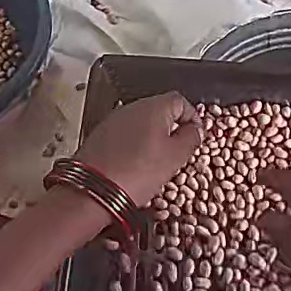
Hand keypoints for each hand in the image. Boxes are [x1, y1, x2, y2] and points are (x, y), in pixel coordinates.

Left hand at [72, 92, 201, 206]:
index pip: (180, 101)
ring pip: (142, 124)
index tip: (196, 134)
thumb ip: (191, 138)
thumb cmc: (136, 172)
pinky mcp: (100, 136)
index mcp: (153, 107)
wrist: (94, 190)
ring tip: (157, 163)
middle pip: (160, 111)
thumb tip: (196, 129)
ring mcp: (113, 121)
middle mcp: (131, 108)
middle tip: (179, 152)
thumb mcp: (175, 157)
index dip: (192, 117)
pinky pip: (125, 136)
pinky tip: (136, 166)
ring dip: (153, 139)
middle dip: (172, 129)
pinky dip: (135, 147)